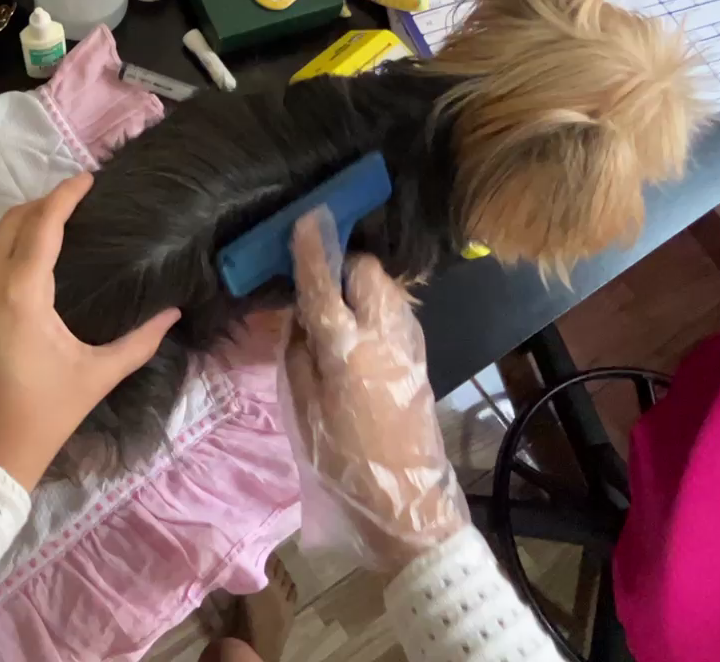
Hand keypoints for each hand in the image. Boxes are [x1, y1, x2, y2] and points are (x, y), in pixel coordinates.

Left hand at [0, 173, 180, 489]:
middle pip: (10, 223)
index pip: (42, 224)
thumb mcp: (96, 375)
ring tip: (45, 228)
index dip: (65, 196)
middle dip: (41, 205)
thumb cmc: (44, 414)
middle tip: (71, 202)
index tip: (86, 180)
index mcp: (21, 292)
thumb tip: (173, 314)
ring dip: (16, 228)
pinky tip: (16, 270)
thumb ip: (139, 341)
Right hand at [284, 207, 469, 569]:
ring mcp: (408, 343)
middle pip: (368, 271)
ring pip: (386, 287)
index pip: (323, 284)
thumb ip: (299, 348)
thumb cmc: (340, 456)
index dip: (312, 248)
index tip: (307, 215)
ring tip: (336, 301)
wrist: (406, 504)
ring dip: (361, 282)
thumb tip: (301, 311)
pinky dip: (374, 303)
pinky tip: (358, 325)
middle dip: (345, 261)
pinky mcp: (420, 355)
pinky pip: (395, 309)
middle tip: (321, 276)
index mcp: (346, 348)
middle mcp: (383, 334)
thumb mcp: (301, 403)